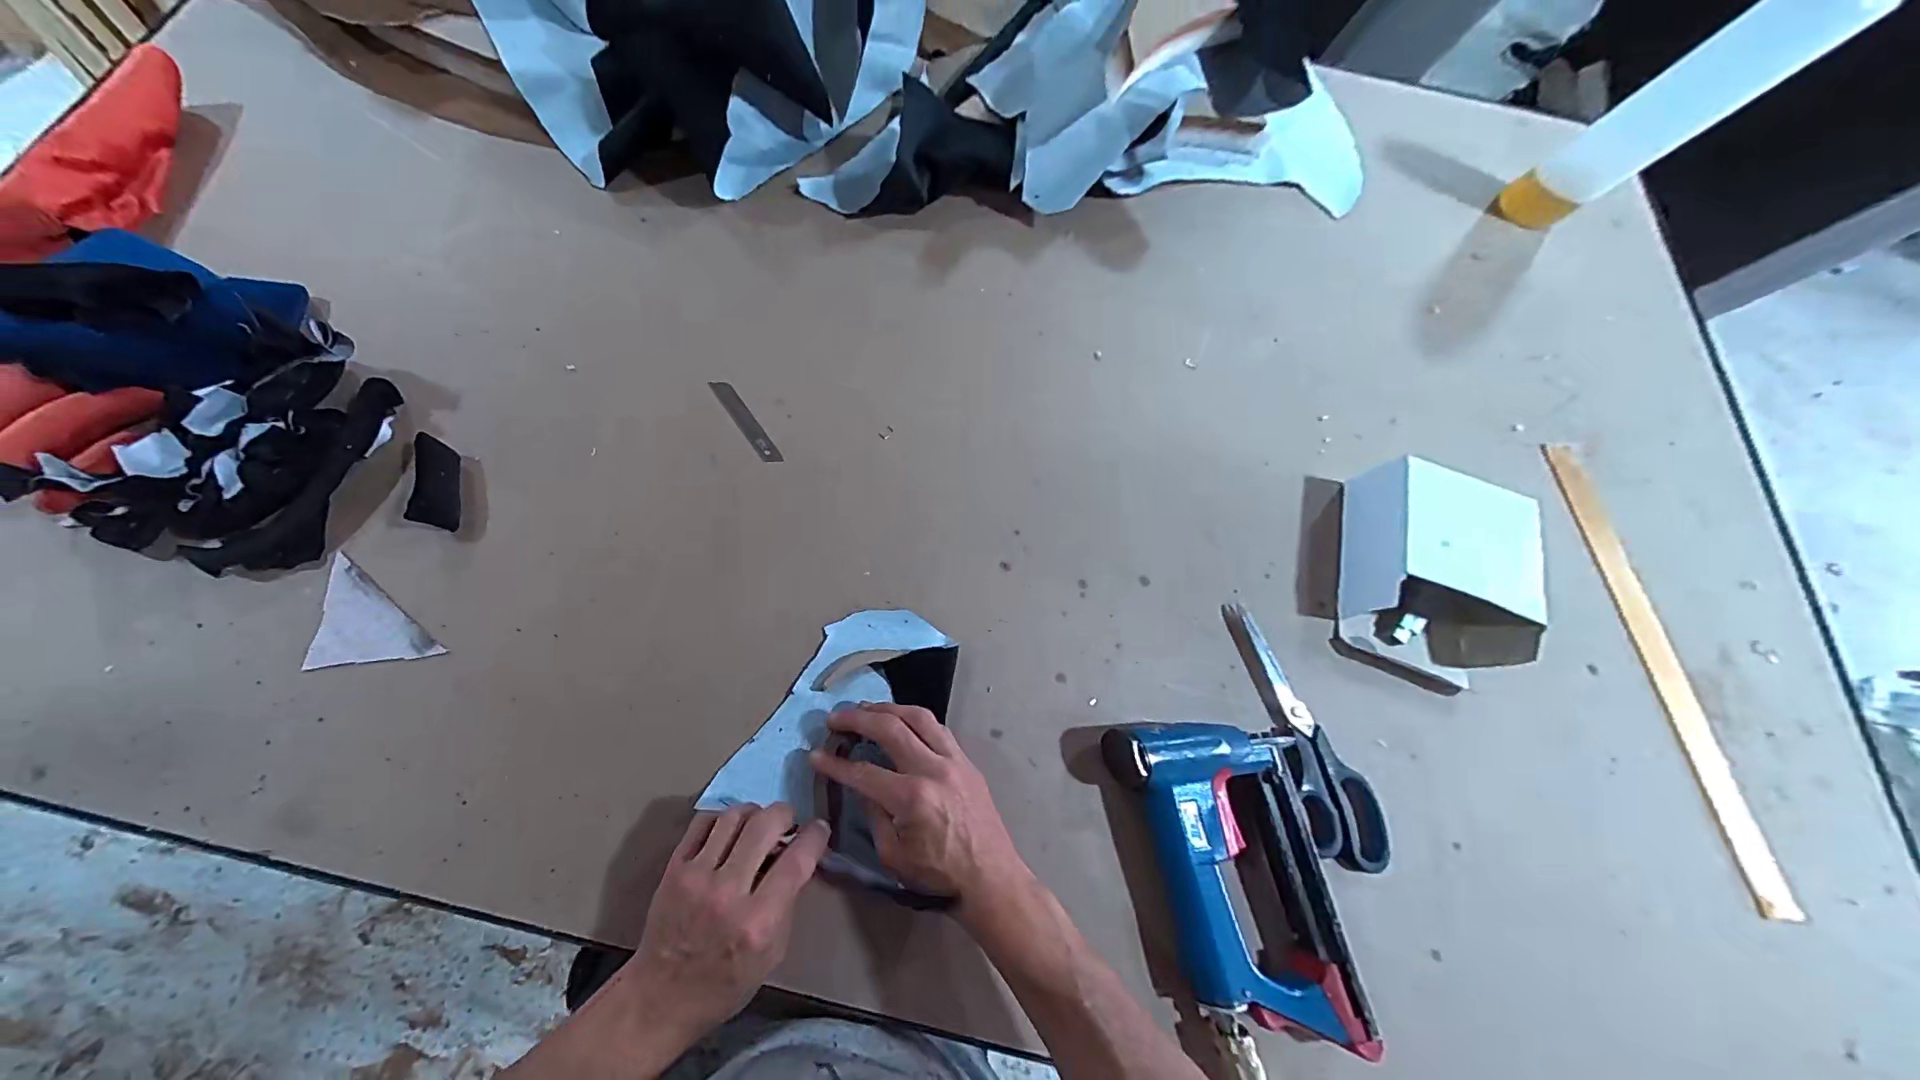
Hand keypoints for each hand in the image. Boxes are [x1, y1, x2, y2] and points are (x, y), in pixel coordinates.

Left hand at [614, 804, 828, 1043]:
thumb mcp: (774, 953)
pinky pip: (703, 822)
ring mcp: (696, 878)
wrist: (661, 998)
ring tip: (759, 826)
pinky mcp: (673, 869)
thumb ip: (788, 901)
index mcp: (758, 921)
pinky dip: (724, 819)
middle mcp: (727, 893)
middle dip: (786, 814)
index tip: (820, 829)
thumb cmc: (726, 983)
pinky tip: (730, 832)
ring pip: (734, 816)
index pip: (797, 860)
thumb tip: (798, 855)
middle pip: (765, 824)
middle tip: (789, 822)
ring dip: (755, 813)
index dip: (815, 836)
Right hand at [808, 704, 1028, 917]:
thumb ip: (874, 816)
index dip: (835, 764)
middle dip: (858, 719)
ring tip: (866, 709)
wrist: (990, 876)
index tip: (815, 755)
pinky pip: (938, 728)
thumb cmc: (939, 873)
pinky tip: (901, 721)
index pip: (864, 771)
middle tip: (836, 718)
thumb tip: (864, 787)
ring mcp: (954, 760)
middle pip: (891, 728)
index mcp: (912, 798)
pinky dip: (915, 719)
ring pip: (919, 717)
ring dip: (889, 708)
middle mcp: (933, 769)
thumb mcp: (893, 856)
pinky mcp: (967, 761)